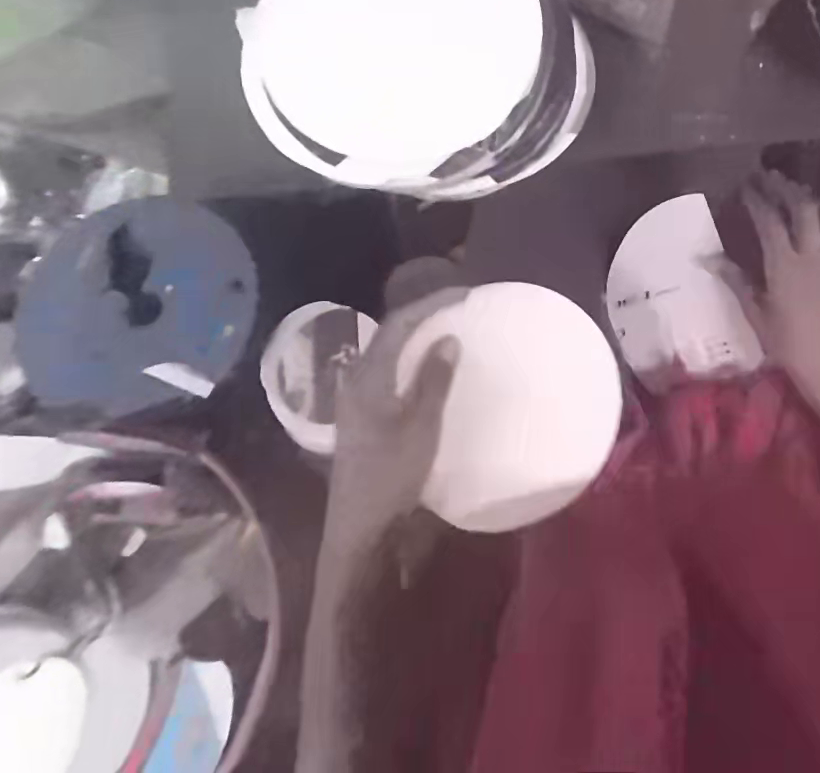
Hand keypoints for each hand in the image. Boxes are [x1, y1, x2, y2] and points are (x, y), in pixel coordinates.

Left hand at [325, 288, 464, 535]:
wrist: (359, 525)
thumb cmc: (391, 476)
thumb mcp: (421, 427)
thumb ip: (434, 380)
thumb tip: (447, 338)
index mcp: (369, 376)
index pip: (400, 324)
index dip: (431, 303)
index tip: (464, 294)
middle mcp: (357, 378)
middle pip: (390, 332)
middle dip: (423, 312)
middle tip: (458, 305)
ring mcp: (355, 396)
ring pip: (387, 350)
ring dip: (415, 333)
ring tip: (446, 325)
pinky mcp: (361, 412)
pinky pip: (386, 368)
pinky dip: (409, 355)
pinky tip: (425, 363)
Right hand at [728, 171, 819, 431]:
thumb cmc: (786, 343)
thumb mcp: (754, 313)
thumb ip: (735, 280)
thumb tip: (707, 258)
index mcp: (784, 264)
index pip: (769, 221)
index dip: (757, 200)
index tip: (746, 186)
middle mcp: (813, 256)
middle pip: (803, 210)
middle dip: (787, 190)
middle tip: (773, 178)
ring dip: (817, 203)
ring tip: (804, 195)